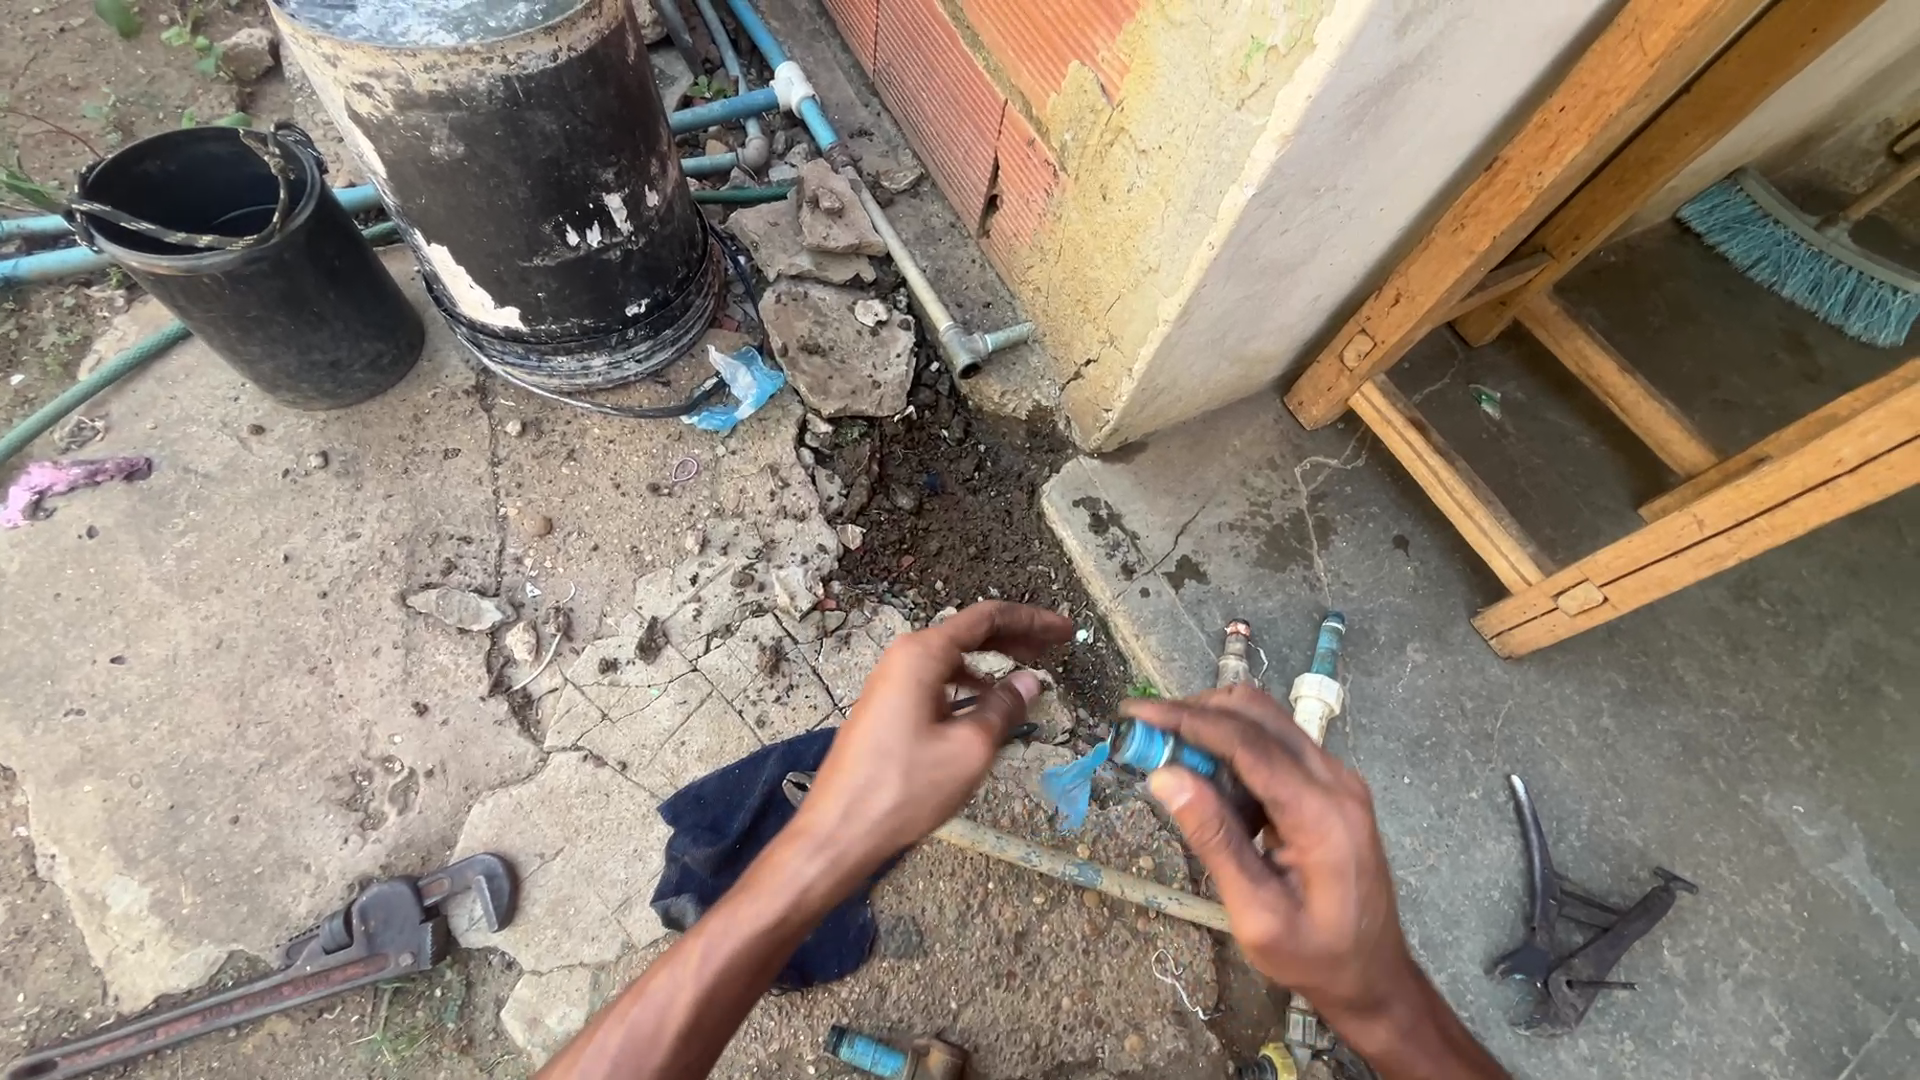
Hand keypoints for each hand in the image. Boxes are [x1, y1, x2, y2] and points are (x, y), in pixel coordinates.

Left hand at [791, 601, 1074, 873]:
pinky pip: (936, 678)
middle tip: (1055, 646)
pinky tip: (985, 700)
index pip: (987, 618)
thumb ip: (1004, 708)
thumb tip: (1030, 682)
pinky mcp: (887, 705)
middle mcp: (904, 656)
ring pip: (952, 656)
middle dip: (1015, 635)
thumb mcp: (969, 749)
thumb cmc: (904, 788)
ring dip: (993, 659)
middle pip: (969, 631)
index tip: (1066, 630)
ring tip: (1028, 670)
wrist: (838, 830)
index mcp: (923, 654)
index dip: (1032, 620)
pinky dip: (968, 681)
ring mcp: (892, 680)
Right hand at [1128, 685, 1420, 1030]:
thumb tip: (1164, 777)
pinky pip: (1272, 741)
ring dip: (1212, 726)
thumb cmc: (1315, 956)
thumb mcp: (1256, 914)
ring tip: (1175, 764)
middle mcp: (1334, 780)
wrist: (1375, 976)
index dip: (1186, 719)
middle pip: (1256, 712)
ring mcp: (1336, 777)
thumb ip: (1214, 840)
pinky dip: (1231, 747)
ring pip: (1264, 718)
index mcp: (1320, 814)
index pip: (1245, 741)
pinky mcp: (1329, 782)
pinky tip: (1215, 789)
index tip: (1136, 713)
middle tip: (1148, 738)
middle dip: (1194, 712)